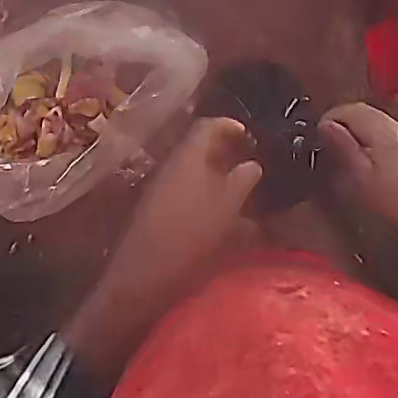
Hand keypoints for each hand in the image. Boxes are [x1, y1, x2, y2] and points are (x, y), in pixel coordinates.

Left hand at [118, 117, 263, 274]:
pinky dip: (203, 193)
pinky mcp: (155, 209)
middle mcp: (171, 165)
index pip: (207, 126)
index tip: (247, 134)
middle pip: (198, 148)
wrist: (145, 272)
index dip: (228, 125)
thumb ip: (242, 181)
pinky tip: (220, 215)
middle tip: (247, 161)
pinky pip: (185, 190)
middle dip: (223, 151)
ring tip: (240, 190)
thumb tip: (252, 164)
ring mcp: (160, 186)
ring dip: (215, 174)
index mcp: (188, 156)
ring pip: (192, 170)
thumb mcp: (227, 206)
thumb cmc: (192, 234)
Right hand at [318, 103, 397, 275]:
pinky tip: (380, 166)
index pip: (352, 109)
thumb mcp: (362, 178)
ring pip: (385, 125)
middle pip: (369, 113)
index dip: (332, 117)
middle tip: (333, 141)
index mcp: (386, 132)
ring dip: (365, 132)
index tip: (322, 131)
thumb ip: (343, 147)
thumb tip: (327, 125)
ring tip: (354, 155)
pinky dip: (383, 143)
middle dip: (348, 122)